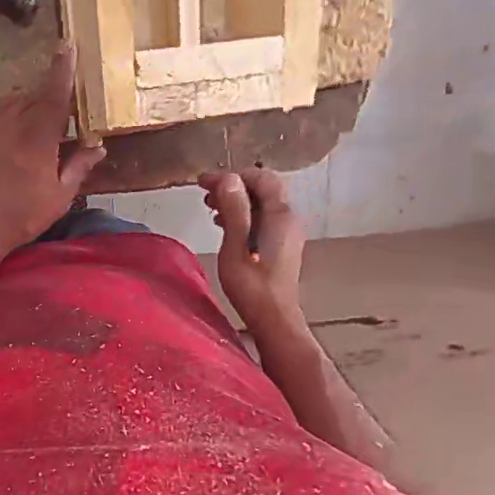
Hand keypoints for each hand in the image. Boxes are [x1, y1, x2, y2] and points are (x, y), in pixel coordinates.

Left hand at [0, 44, 105, 252]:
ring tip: (51, 115)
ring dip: (36, 102)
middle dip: (54, 89)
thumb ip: (79, 165)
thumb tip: (98, 146)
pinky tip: (27, 124)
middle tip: (71, 91)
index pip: (53, 96)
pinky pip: (4, 109)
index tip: (69, 47)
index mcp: (37, 139)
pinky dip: (19, 109)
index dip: (63, 71)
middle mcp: (12, 124)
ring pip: (20, 99)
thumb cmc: (24, 214)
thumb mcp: (61, 194)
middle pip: (37, 94)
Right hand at [199, 167, 305, 333]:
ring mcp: (288, 234)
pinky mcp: (283, 247)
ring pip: (262, 205)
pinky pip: (264, 220)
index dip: (232, 175)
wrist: (274, 320)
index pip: (261, 177)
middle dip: (234, 187)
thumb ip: (234, 209)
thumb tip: (227, 177)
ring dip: (237, 202)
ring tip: (212, 210)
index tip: (205, 182)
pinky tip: (226, 228)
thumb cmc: (252, 286)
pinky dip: (244, 217)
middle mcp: (289, 219)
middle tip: (206, 196)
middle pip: (262, 190)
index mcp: (280, 215)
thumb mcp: (236, 245)